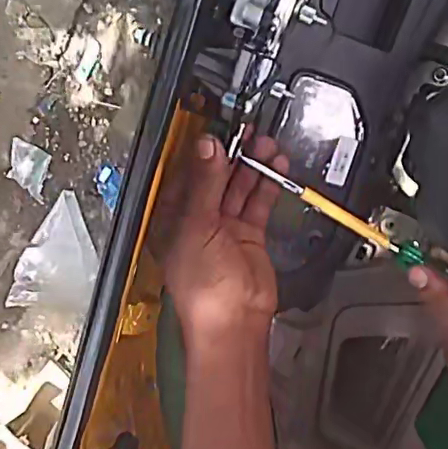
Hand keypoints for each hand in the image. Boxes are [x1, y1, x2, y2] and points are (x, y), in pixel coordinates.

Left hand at [162, 132, 286, 346]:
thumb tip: (207, 147)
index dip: (203, 150)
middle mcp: (196, 219)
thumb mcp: (197, 226)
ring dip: (252, 166)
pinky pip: (257, 202)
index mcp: (172, 217)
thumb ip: (205, 184)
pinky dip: (267, 184)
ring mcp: (224, 227)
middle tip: (248, 131)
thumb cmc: (203, 286)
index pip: (186, 173)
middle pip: (215, 177)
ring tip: (266, 144)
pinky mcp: (249, 234)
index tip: (219, 128)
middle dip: (232, 154)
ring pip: (238, 186)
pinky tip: (275, 167)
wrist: (235, 320)